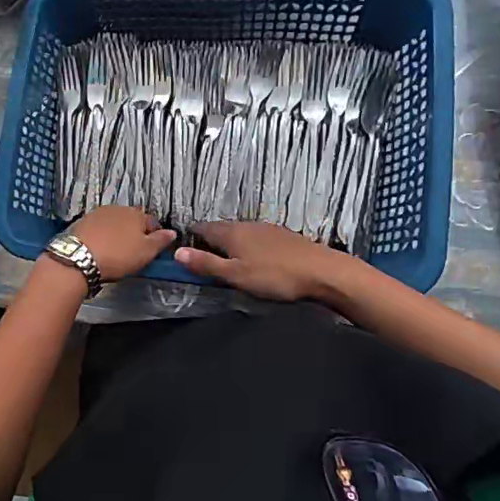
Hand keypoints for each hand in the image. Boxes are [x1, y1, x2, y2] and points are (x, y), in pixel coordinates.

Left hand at [66, 207, 176, 280]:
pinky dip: (102, 235)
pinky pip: (98, 228)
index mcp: (137, 215)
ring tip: (116, 250)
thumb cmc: (117, 256)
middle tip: (134, 250)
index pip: (152, 222)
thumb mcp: (145, 252)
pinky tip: (100, 247)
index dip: (155, 235)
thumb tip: (172, 232)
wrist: (79, 258)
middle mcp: (118, 209)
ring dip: (117, 232)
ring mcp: (98, 214)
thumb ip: (160, 241)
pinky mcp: (82, 222)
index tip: (154, 248)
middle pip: (132, 220)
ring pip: (114, 222)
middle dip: (135, 232)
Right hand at [176, 221, 356, 301]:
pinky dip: (247, 245)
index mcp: (232, 233)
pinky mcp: (283, 236)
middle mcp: (247, 225)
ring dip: (229, 242)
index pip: (203, 228)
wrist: (322, 271)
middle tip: (200, 253)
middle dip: (209, 238)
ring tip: (224, 256)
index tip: (182, 245)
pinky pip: (256, 237)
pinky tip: (253, 257)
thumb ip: (206, 264)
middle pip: (222, 229)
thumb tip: (176, 252)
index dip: (191, 236)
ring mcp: (267, 229)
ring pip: (240, 232)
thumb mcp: (235, 275)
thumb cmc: (275, 275)